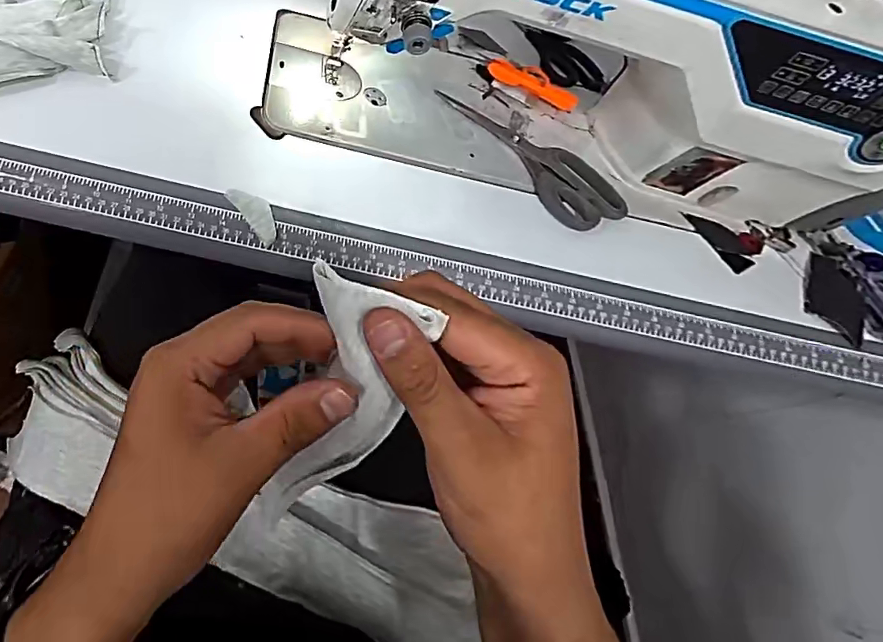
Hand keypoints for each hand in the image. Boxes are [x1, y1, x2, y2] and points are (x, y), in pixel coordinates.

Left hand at [9, 303, 357, 641]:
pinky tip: (299, 393)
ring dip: (286, 361)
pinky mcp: (189, 406)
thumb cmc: (165, 516)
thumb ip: (295, 420)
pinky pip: (236, 380)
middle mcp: (177, 362)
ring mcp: (181, 384)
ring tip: (330, 372)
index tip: (341, 339)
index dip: (299, 326)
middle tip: (344, 356)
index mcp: (178, 361)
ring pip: (243, 355)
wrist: (120, 570)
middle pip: (246, 332)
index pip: (248, 322)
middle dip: (296, 341)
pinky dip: (269, 384)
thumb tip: (343, 393)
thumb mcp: (239, 464)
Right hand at [365, 272, 614, 641]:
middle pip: (449, 306)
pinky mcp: (484, 383)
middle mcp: (520, 354)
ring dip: (403, 328)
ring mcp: (503, 368)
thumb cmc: (512, 523)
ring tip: (362, 341)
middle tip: (352, 324)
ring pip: (442, 323)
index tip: (353, 311)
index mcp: (529, 362)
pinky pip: (441, 348)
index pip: (454, 313)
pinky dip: (410, 350)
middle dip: (400, 310)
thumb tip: (384, 321)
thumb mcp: (459, 448)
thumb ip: (420, 379)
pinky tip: (385, 361)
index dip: (401, 307)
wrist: (529, 577)